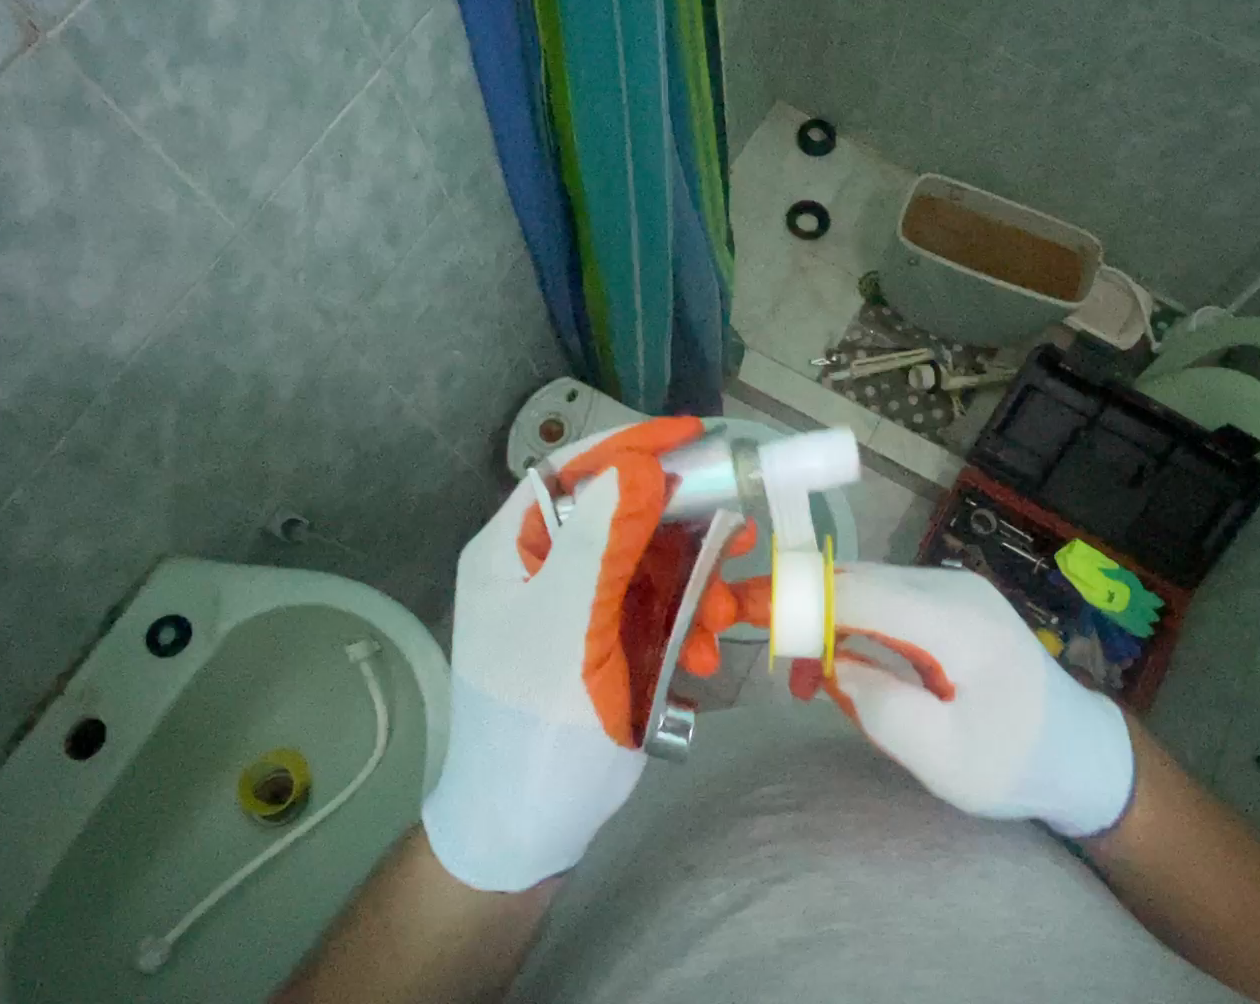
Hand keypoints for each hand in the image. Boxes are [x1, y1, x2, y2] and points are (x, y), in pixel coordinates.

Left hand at [422, 418, 749, 891]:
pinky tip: (703, 658)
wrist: (533, 823)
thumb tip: (637, 465)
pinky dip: (692, 625)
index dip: (632, 447)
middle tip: (742, 533)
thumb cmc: (533, 723)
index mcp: (517, 549)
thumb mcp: (565, 626)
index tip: (694, 436)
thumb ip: (600, 543)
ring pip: (659, 564)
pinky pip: (667, 608)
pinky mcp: (618, 638)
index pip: (575, 473)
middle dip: (687, 532)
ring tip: (718, 623)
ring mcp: (588, 603)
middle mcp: (551, 565)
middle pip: (629, 517)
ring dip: (698, 586)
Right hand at [785, 563, 1135, 837]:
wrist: (1079, 751)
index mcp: (957, 622)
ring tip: (821, 683)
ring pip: (868, 587)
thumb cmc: (1015, 762)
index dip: (799, 600)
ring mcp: (955, 589)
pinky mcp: (952, 601)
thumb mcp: (946, 758)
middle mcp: (953, 588)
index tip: (750, 616)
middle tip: (795, 678)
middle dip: (811, 618)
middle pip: (858, 581)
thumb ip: (883, 707)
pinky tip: (856, 666)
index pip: (858, 590)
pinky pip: (888, 599)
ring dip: (833, 624)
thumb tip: (836, 662)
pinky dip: (858, 625)